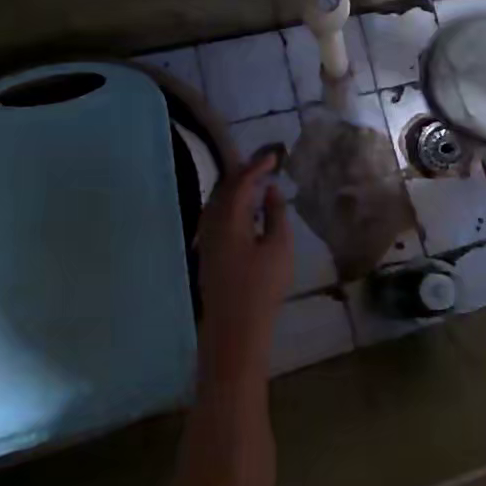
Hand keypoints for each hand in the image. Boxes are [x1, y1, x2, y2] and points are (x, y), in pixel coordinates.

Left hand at [195, 148, 294, 381]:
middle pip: (223, 190)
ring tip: (256, 183)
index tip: (274, 156)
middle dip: (243, 173)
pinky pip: (216, 216)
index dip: (256, 166)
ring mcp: (206, 241)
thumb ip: (275, 214)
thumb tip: (270, 190)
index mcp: (228, 220)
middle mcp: (211, 225)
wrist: (235, 329)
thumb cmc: (262, 287)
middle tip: (265, 165)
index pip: (240, 183)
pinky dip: (231, 204)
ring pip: (217, 203)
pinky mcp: (208, 254)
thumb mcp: (279, 247)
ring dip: (235, 189)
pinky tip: (244, 210)